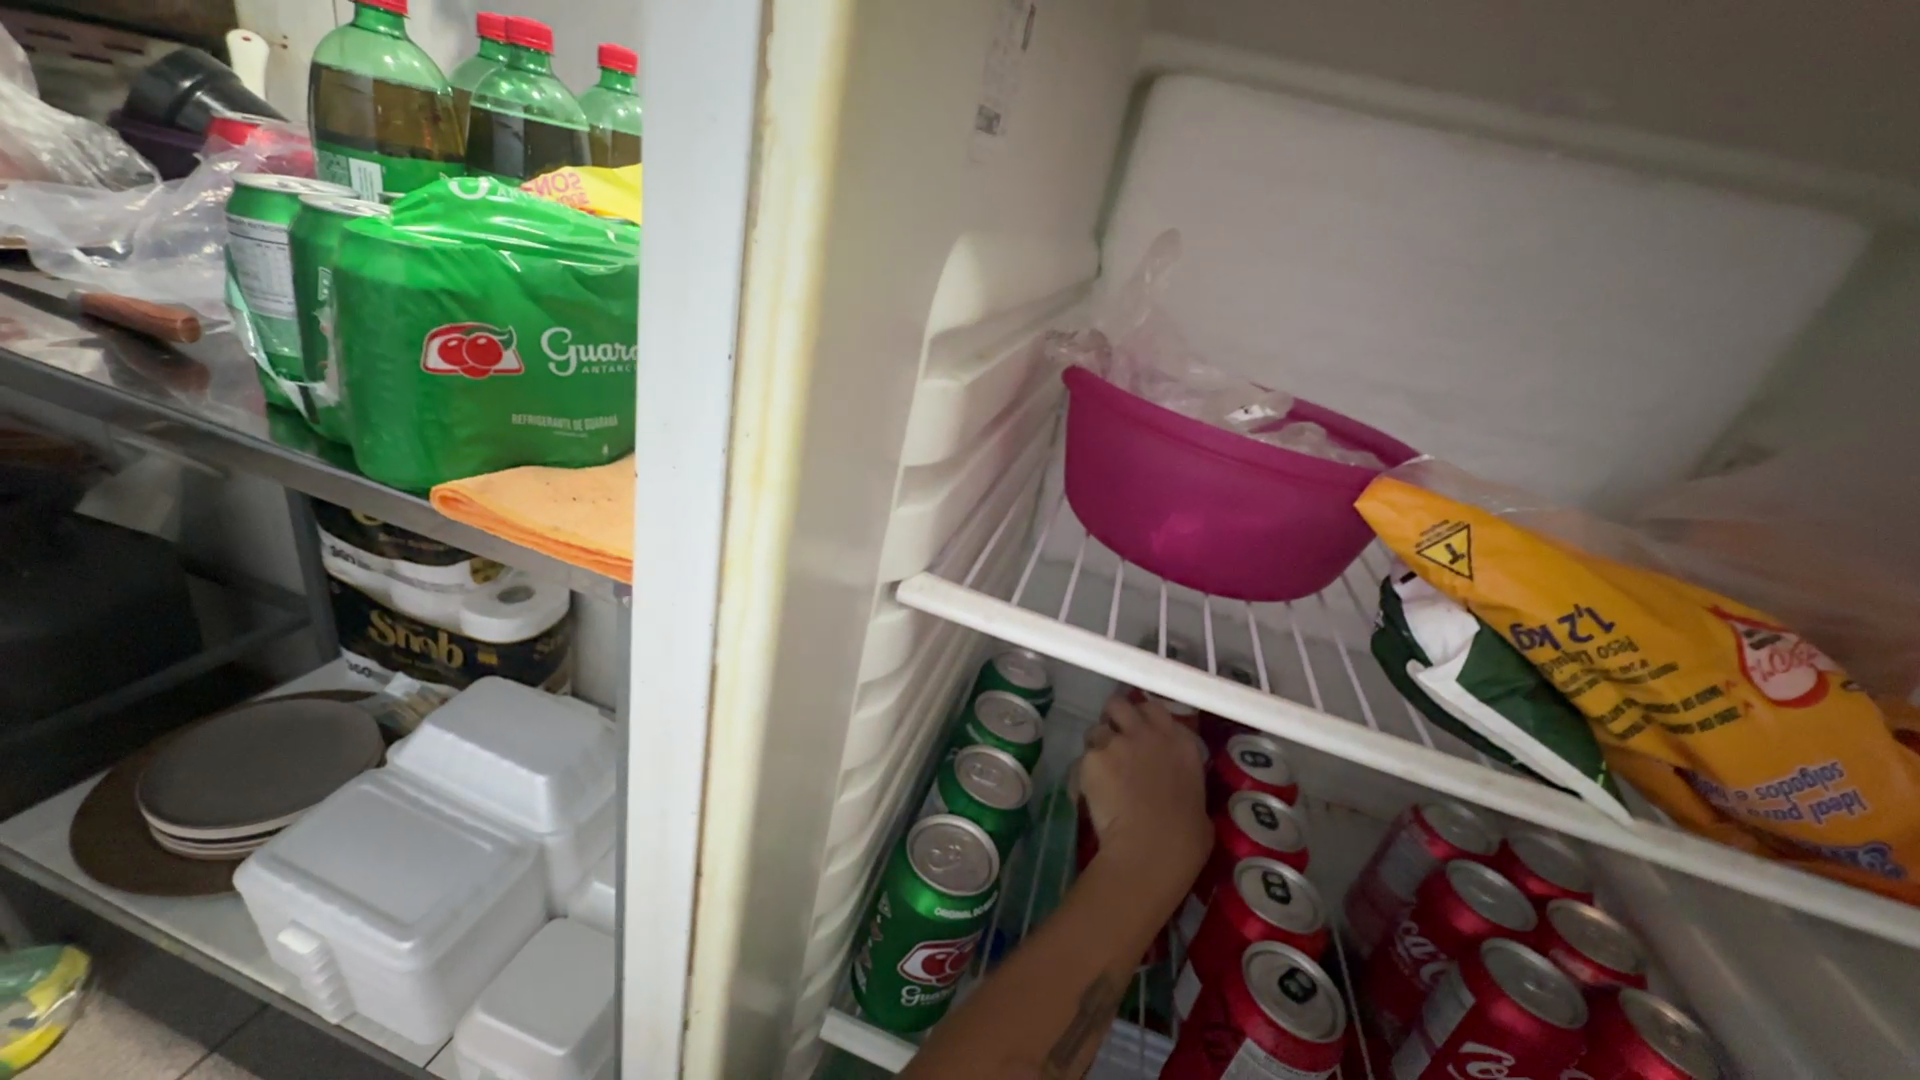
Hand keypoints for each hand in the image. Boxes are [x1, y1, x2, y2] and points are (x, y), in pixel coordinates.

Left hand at [1079, 693, 1211, 890]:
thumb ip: (1182, 779)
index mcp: (1180, 741)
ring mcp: (1118, 742)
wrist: (1153, 846)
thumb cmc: (1186, 836)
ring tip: (1098, 771)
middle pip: (1120, 704)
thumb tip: (1175, 788)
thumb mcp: (1198, 799)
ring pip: (1096, 729)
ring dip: (1096, 746)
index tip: (1138, 733)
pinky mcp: (1093, 758)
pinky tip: (1087, 794)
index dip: (1142, 719)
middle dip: (1113, 717)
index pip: (1154, 710)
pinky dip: (1082, 774)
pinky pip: (1081, 760)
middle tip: (1112, 738)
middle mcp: (1148, 733)